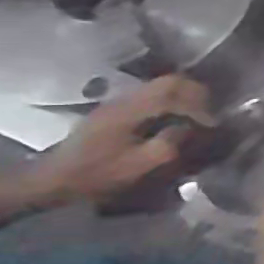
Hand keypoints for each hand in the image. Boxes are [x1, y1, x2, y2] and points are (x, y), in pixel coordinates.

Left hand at [29, 75, 213, 204]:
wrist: (50, 182)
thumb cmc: (97, 175)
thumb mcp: (138, 165)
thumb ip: (170, 143)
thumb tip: (190, 128)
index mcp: (132, 109)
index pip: (176, 90)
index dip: (201, 105)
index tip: (213, 124)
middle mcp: (125, 99)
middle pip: (170, 81)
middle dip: (196, 94)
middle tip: (210, 114)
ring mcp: (117, 103)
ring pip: (160, 86)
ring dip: (183, 97)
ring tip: (195, 117)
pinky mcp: (113, 112)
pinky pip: (150, 96)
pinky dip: (169, 103)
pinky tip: (172, 121)